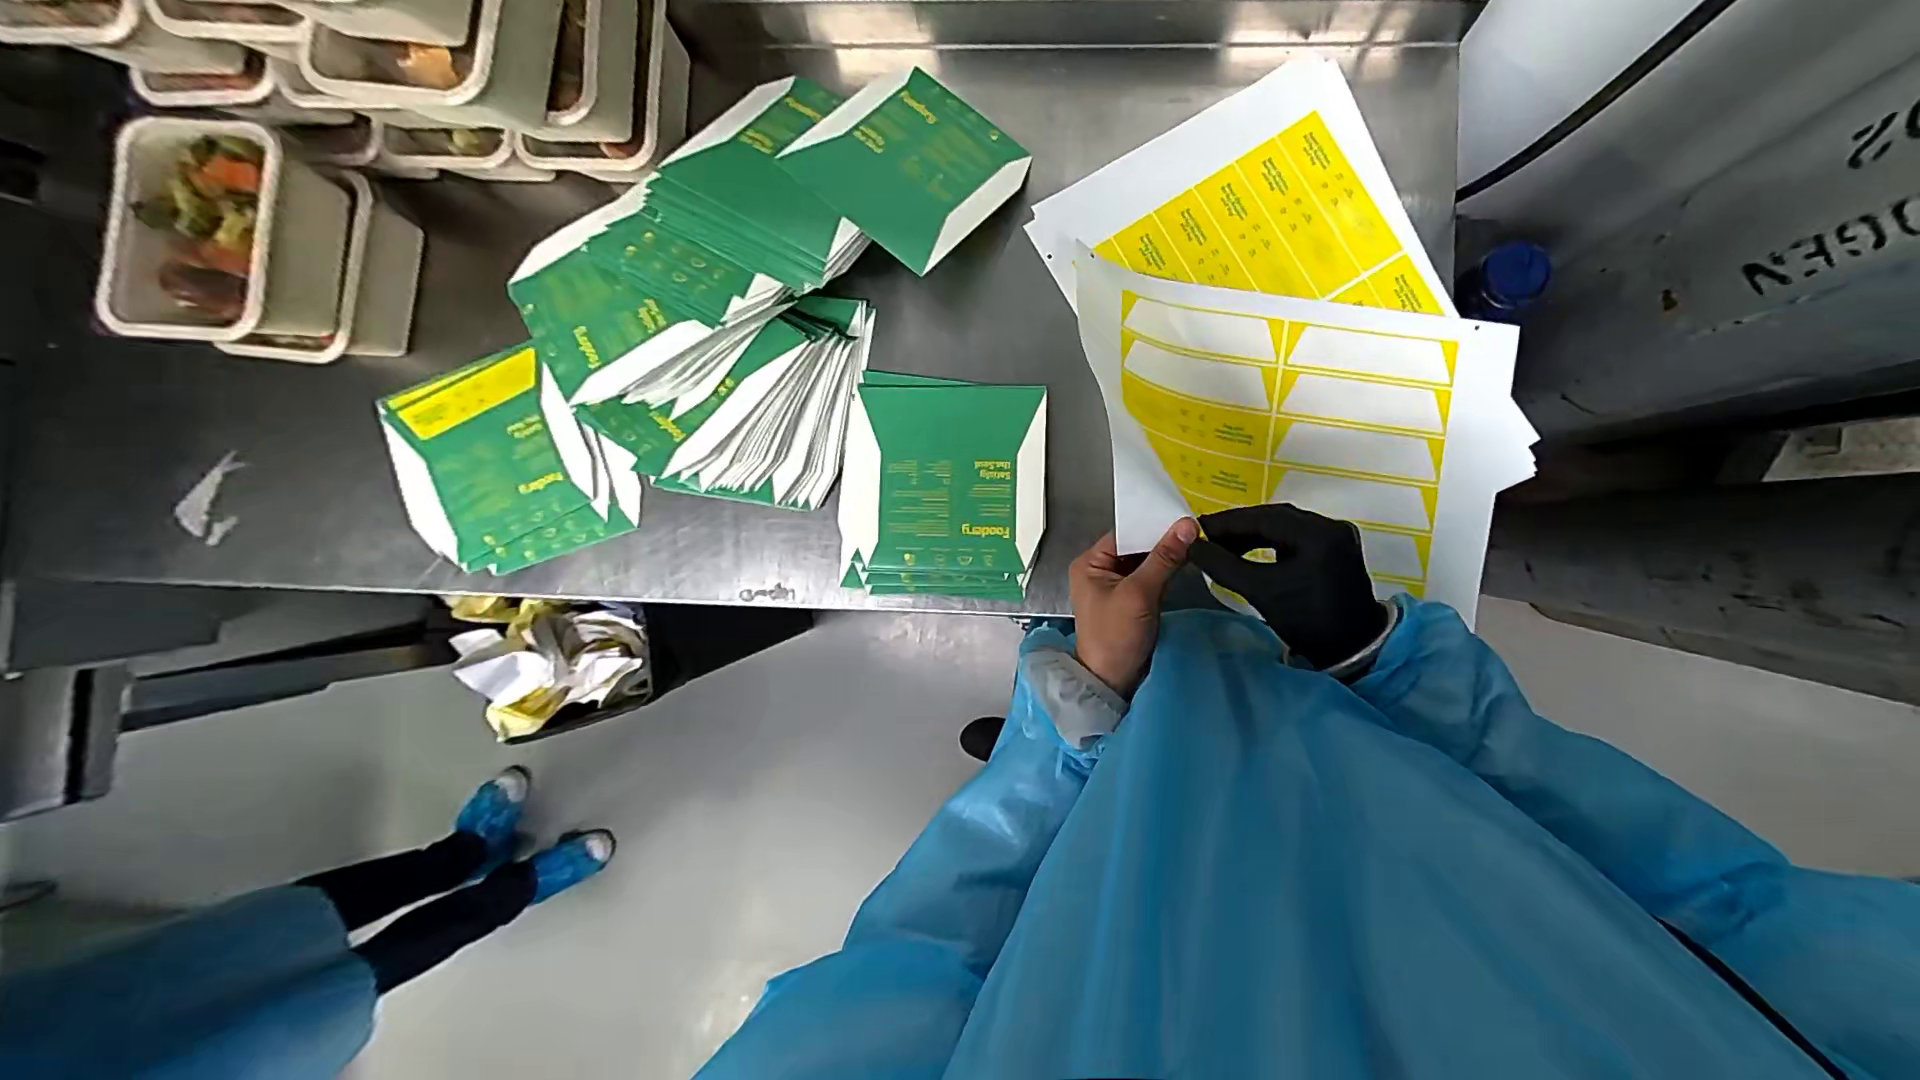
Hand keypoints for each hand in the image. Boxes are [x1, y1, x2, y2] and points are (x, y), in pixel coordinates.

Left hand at [1068, 518, 1196, 696]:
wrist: (1112, 680)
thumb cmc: (1115, 635)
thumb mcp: (1139, 593)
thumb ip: (1163, 558)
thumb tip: (1186, 525)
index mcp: (1089, 563)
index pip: (1123, 533)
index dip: (1150, 524)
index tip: (1182, 516)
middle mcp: (1099, 571)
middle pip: (1135, 547)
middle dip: (1161, 540)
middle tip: (1194, 528)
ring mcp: (1115, 587)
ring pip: (1144, 562)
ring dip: (1166, 556)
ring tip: (1196, 541)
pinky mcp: (1131, 601)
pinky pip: (1149, 578)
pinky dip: (1165, 572)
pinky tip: (1186, 563)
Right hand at [1186, 504, 1387, 669]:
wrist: (1352, 650)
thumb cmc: (1307, 621)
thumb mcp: (1260, 592)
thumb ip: (1223, 565)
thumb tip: (1193, 546)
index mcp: (1316, 534)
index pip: (1261, 517)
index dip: (1225, 522)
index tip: (1197, 528)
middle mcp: (1329, 526)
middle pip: (1273, 517)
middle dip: (1237, 526)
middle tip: (1206, 536)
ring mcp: (1335, 535)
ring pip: (1283, 525)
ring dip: (1251, 533)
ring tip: (1223, 545)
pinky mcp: (1335, 547)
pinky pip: (1294, 535)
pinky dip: (1268, 540)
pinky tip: (1248, 550)